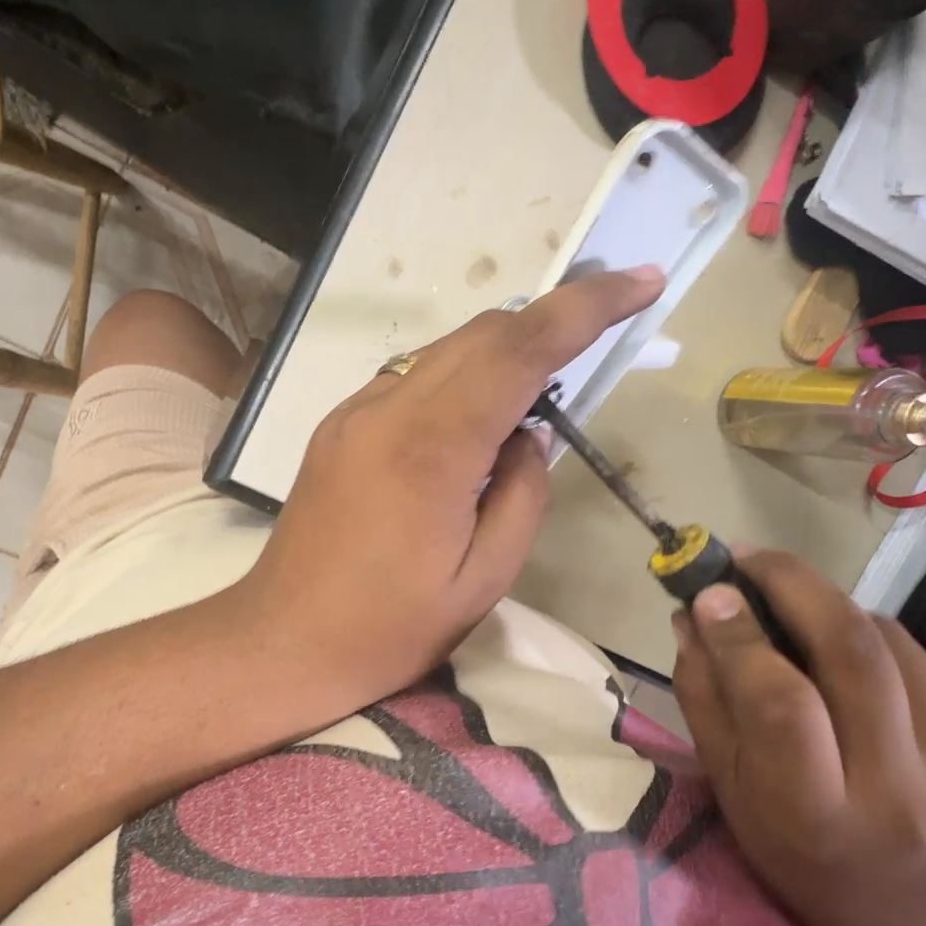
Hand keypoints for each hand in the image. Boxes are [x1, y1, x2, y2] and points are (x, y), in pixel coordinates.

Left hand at [229, 268, 663, 705]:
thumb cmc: (390, 628)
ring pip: (443, 350)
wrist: (285, 643)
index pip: (519, 351)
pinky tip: (475, 421)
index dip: (586, 307)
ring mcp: (353, 413)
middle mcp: (386, 409)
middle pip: (481, 335)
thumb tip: (531, 434)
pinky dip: (458, 378)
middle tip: (599, 339)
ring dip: (502, 352)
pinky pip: (411, 378)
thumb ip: (523, 494)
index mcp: (431, 448)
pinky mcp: (337, 427)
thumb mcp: (483, 578)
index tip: (641, 282)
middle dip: (549, 324)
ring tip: (537, 396)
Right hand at [670, 550, 925, 925]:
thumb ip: (704, 699)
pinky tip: (846, 660)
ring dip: (830, 607)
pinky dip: (871, 639)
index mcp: (818, 814)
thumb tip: (694, 612)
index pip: (782, 704)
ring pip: (889, 641)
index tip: (709, 592)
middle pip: (853, 652)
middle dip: (795, 585)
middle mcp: (901, 790)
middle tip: (750, 557)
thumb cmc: (789, 848)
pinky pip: (919, 658)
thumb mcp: (727, 786)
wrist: (906, 906)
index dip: (742, 636)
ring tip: (791, 610)